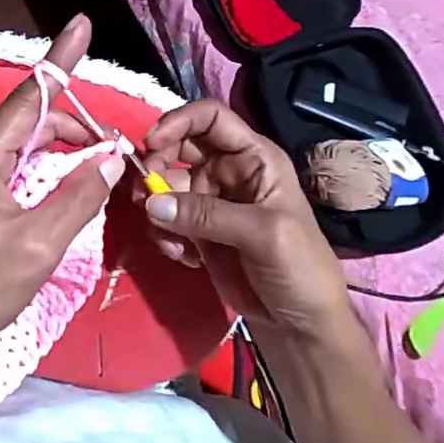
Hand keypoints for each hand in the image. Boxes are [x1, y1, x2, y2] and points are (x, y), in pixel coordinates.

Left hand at [0, 15, 125, 378]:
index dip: (60, 60)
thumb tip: (112, 159)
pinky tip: (72, 175)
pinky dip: (47, 164)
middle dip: (75, 126)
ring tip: (101, 163)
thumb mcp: (41, 242)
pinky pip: (16, 161)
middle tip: (115, 149)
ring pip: (25, 141)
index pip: (29, 97)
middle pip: (31, 119)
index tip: (81, 23)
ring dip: (63, 146)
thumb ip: (80, 194)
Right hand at [142, 100, 351, 339]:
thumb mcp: (263, 234)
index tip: (150, 142)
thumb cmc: (300, 268)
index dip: (179, 121)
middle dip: (154, 166)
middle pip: (177, 147)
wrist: (301, 325)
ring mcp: (210, 201)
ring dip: (156, 209)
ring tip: (170, 243)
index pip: (210, 117)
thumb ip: (207, 215)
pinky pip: (164, 219)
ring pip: (164, 186)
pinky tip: (183, 257)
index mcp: (254, 157)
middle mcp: (228, 171)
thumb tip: (151, 204)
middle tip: (142, 195)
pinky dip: (163, 234)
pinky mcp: (197, 231)